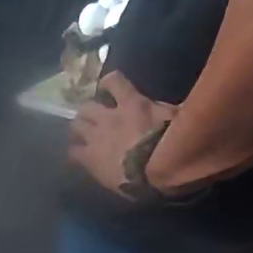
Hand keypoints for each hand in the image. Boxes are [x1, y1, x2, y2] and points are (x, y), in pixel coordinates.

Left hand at [68, 71, 177, 194]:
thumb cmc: (173, 143)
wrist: (158, 171)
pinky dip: (74, 152)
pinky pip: (74, 152)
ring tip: (81, 136)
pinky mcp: (90, 159)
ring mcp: (97, 138)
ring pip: (76, 126)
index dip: (108, 84)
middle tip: (93, 120)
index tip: (108, 89)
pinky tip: (77, 156)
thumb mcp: (177, 118)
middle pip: (87, 106)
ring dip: (78, 130)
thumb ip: (167, 109)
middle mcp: (109, 117)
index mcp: (132, 104)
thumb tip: (175, 106)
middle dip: (88, 112)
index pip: (113, 81)